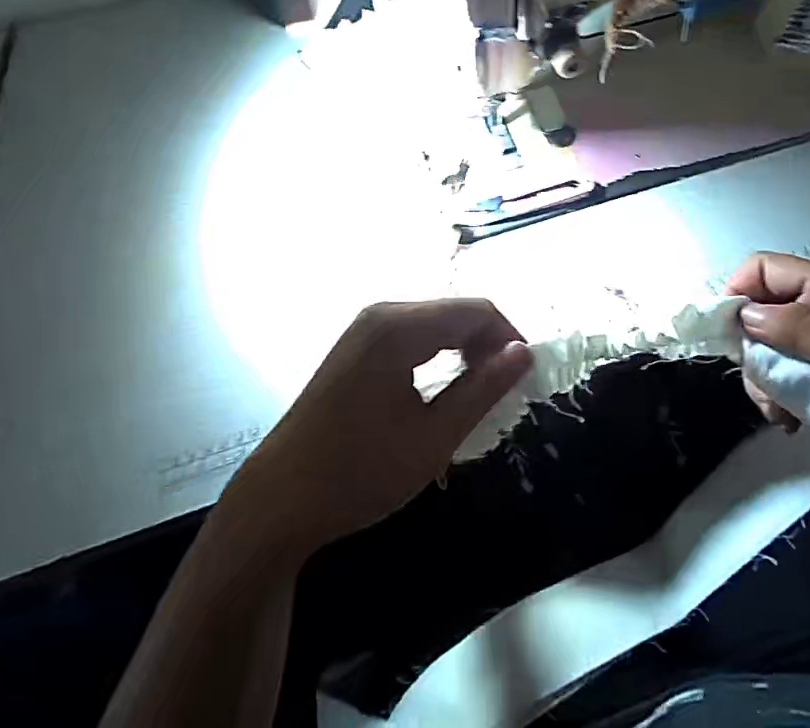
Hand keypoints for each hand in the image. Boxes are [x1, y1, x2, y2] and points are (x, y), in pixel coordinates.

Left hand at [217, 299, 533, 559]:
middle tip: (506, 393)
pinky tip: (441, 391)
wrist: (282, 498)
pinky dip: (435, 356)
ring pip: (432, 324)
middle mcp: (379, 315)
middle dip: (487, 345)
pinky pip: (409, 337)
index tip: (527, 378)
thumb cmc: (361, 472)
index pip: (475, 310)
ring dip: (462, 351)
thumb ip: (483, 388)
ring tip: (478, 396)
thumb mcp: (434, 436)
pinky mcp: (353, 348)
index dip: (509, 338)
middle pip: (453, 312)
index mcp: (398, 327)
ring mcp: (361, 330)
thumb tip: (523, 353)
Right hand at [725, 252, 809, 497]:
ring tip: (783, 416)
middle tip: (764, 392)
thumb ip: (799, 330)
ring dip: (767, 380)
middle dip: (753, 349)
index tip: (727, 339)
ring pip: (776, 348)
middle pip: (766, 310)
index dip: (738, 294)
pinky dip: (786, 398)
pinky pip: (797, 376)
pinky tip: (795, 423)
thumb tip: (744, 311)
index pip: (768, 269)